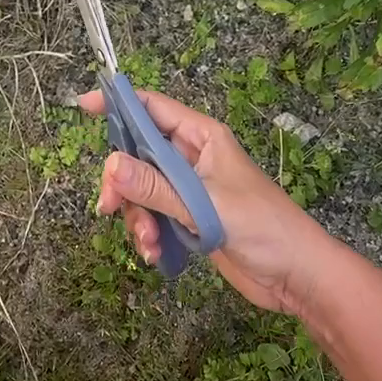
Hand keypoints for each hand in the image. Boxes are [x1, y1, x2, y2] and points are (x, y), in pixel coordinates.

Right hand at [80, 88, 337, 316]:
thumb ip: (156, 186)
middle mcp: (192, 157)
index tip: (83, 107)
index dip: (118, 104)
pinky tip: (156, 255)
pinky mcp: (189, 218)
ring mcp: (189, 189)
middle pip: (138, 153)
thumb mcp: (205, 204)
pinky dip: (149, 233)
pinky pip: (154, 215)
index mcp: (202, 136)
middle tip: (110, 207)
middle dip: (122, 180)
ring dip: (137, 215)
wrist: (298, 276)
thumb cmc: (262, 226)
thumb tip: (110, 164)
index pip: (151, 107)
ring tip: (148, 243)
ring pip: (142, 189)